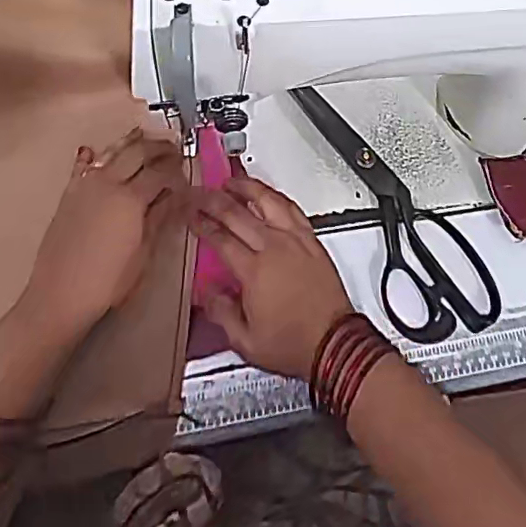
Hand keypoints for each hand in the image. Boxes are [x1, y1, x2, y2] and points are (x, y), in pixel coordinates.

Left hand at [24, 128, 189, 330]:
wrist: (59, 295)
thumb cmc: (108, 282)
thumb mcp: (143, 253)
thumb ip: (159, 218)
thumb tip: (176, 196)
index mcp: (131, 199)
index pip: (160, 172)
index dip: (176, 170)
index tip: (186, 171)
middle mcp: (108, 183)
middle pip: (138, 152)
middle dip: (159, 147)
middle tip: (173, 148)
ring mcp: (85, 185)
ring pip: (112, 151)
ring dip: (131, 142)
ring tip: (145, 136)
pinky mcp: (69, 193)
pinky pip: (83, 165)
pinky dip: (93, 155)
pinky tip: (95, 150)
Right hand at [192, 176, 352, 377]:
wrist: (334, 343)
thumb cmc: (296, 343)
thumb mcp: (246, 341)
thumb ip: (221, 312)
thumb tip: (208, 291)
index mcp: (254, 271)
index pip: (220, 237)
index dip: (202, 223)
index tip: (191, 215)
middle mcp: (275, 248)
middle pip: (238, 213)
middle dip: (213, 200)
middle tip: (200, 193)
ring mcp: (295, 241)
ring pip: (267, 201)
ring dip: (245, 188)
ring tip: (231, 183)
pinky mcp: (311, 241)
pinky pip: (291, 208)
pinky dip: (275, 196)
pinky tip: (268, 194)